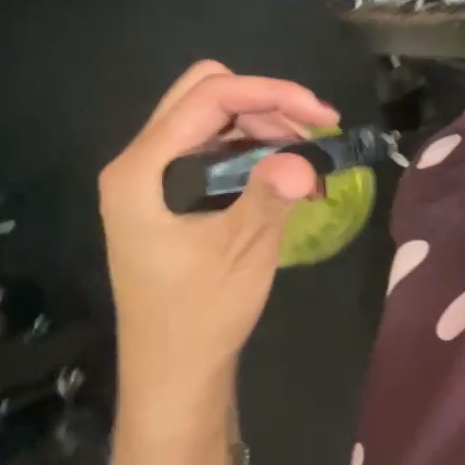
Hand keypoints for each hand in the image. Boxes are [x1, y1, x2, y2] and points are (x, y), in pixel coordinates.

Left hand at [99, 61, 339, 394]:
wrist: (174, 371)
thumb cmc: (199, 313)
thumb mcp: (241, 252)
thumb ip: (269, 196)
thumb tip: (304, 160)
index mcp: (141, 170)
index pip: (210, 97)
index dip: (272, 94)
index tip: (325, 117)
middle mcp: (140, 162)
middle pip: (207, 93)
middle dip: (269, 102)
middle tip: (314, 134)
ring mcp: (153, 175)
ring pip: (215, 113)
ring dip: (267, 123)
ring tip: (310, 159)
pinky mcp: (170, 190)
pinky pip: (216, 141)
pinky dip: (257, 144)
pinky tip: (289, 174)